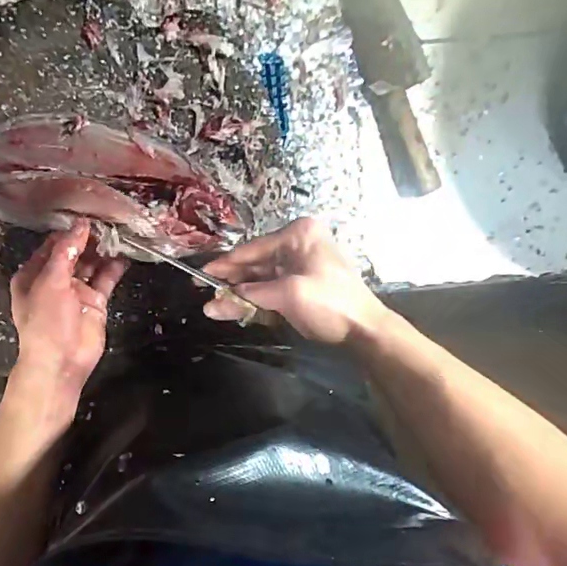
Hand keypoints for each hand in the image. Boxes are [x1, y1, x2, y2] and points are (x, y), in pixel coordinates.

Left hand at [10, 221, 127, 395]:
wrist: (61, 361)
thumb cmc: (46, 320)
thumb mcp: (50, 281)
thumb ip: (65, 251)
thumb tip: (81, 225)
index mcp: (34, 274)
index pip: (52, 245)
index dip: (69, 231)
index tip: (88, 214)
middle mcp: (55, 281)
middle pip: (73, 253)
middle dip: (89, 239)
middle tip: (108, 220)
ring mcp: (76, 292)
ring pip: (91, 265)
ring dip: (102, 251)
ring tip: (119, 233)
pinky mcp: (95, 303)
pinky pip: (105, 281)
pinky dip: (114, 268)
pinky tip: (124, 255)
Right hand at [202, 217, 390, 345]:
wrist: (364, 330)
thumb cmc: (330, 303)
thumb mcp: (288, 294)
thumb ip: (252, 294)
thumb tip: (219, 299)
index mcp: (298, 235)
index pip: (253, 248)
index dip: (225, 263)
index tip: (201, 272)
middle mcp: (297, 246)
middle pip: (254, 264)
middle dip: (230, 281)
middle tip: (202, 290)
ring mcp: (300, 267)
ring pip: (260, 280)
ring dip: (238, 295)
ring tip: (212, 307)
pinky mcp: (300, 288)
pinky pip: (270, 292)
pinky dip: (253, 302)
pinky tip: (232, 310)